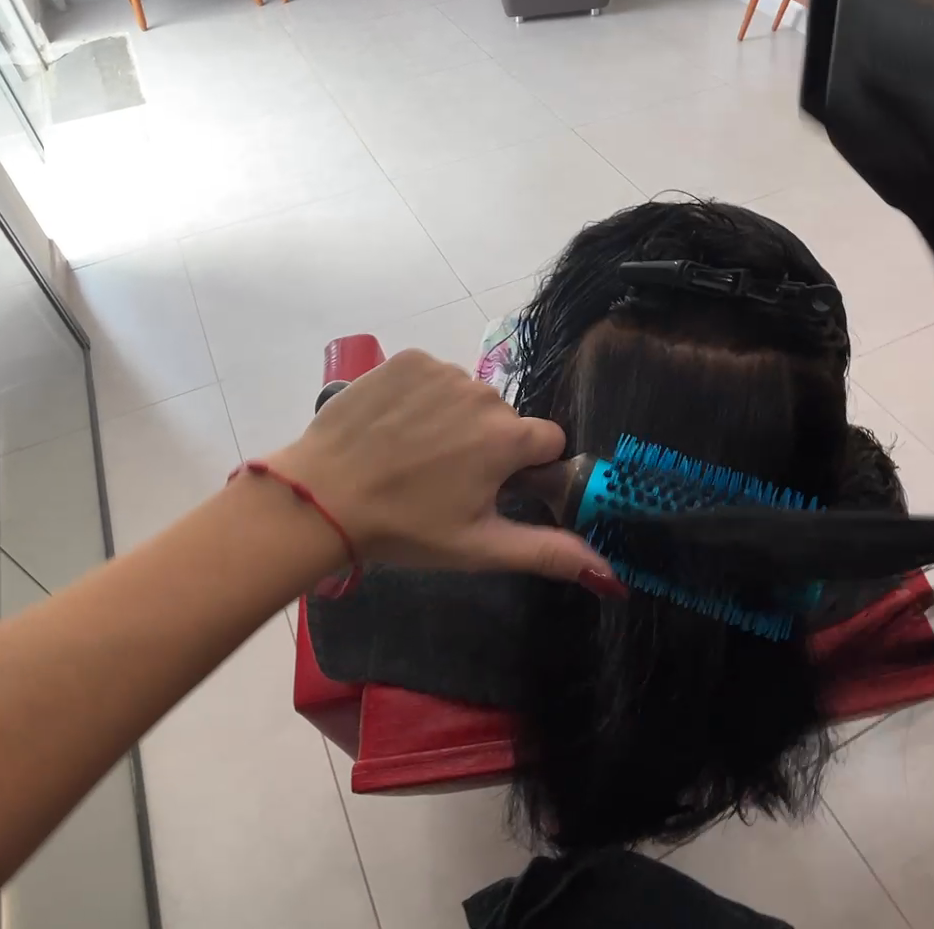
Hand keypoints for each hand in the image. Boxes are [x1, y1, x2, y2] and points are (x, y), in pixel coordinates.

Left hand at [267, 350, 618, 589]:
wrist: (321, 496)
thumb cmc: (406, 528)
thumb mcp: (480, 547)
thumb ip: (550, 552)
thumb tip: (612, 575)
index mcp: (509, 438)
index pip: (548, 442)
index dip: (526, 469)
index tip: (494, 489)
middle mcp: (484, 393)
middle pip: (506, 420)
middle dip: (489, 446)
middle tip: (446, 481)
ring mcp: (443, 370)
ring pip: (470, 397)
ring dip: (455, 421)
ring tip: (415, 456)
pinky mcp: (407, 359)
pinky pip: (434, 377)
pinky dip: (424, 398)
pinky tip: (396, 428)